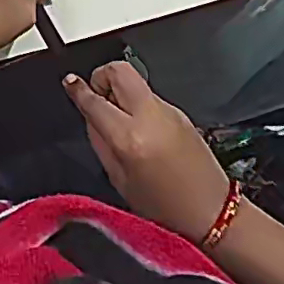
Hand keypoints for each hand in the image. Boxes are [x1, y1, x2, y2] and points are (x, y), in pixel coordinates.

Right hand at [63, 61, 230, 242]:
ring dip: (120, 93)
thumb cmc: (166, 207)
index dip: (77, 89)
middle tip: (98, 97)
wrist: (213, 213)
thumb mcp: (119, 178)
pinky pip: (149, 98)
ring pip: (134, 83)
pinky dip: (136, 105)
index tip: (70, 83)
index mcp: (131, 138)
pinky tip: (139, 130)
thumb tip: (90, 115)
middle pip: (119, 70)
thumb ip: (100, 141)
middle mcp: (151, 117)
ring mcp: (169, 112)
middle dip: (101, 76)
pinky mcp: (181, 114)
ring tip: (119, 121)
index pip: (95, 100)